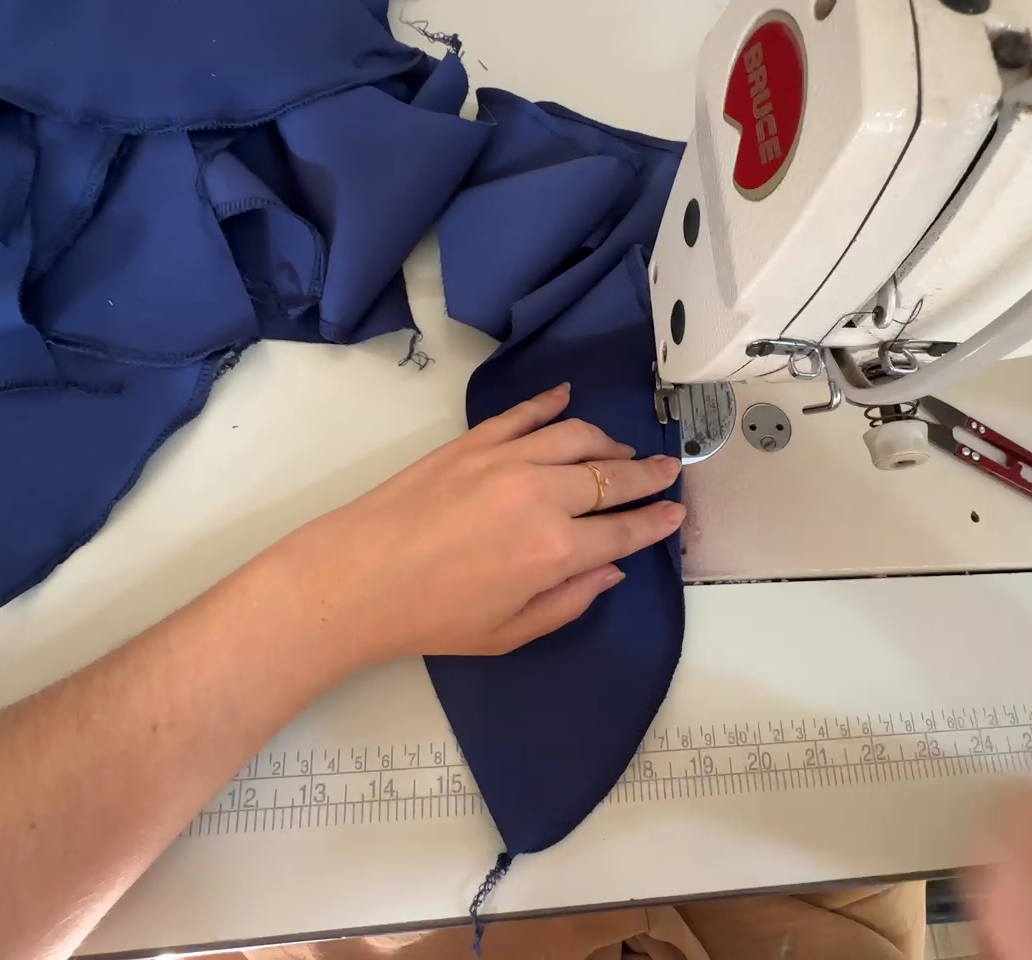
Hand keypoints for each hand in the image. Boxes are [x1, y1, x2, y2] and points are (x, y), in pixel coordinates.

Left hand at [240, 383, 683, 670]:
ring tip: (620, 450)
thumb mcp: (509, 633)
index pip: (624, 530)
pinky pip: (525, 413)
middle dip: (648, 474)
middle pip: (612, 477)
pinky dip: (551, 403)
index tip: (676, 511)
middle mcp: (543, 496)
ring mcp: (508, 459)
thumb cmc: (432, 616)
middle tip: (667, 470)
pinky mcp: (475, 440)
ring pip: (578, 436)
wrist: (355, 578)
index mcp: (555, 551)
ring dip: (609, 441)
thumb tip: (612, 569)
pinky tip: (567, 398)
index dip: (656, 521)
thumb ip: (570, 601)